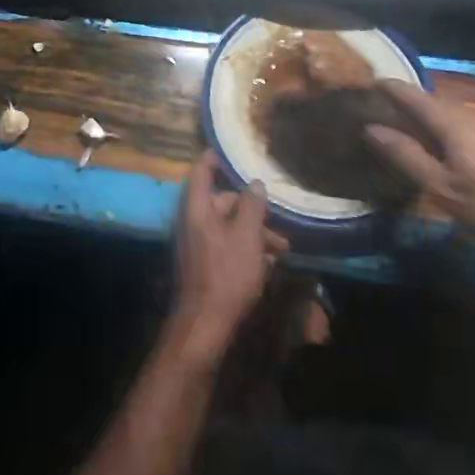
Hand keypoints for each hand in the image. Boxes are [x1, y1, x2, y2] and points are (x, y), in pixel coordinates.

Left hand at [171, 152, 287, 353]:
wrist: (205, 323)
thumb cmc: (227, 274)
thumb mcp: (247, 238)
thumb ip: (252, 207)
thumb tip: (255, 183)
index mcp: (197, 209)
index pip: (200, 172)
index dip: (213, 159)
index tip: (228, 150)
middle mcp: (191, 222)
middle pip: (220, 202)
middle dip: (250, 208)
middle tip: (278, 219)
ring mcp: (195, 244)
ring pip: (226, 227)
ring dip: (253, 232)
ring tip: (282, 249)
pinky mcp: (202, 264)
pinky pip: (225, 246)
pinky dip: (245, 249)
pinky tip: (269, 264)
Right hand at [363, 80, 474, 269]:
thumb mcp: (445, 191)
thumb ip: (406, 156)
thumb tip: (372, 127)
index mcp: (454, 120)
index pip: (411, 93)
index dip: (388, 88)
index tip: (369, 85)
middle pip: (437, 96)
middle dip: (414, 101)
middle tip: (395, 113)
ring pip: (464, 104)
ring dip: (442, 110)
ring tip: (430, 128)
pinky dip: (468, 119)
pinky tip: (472, 142)